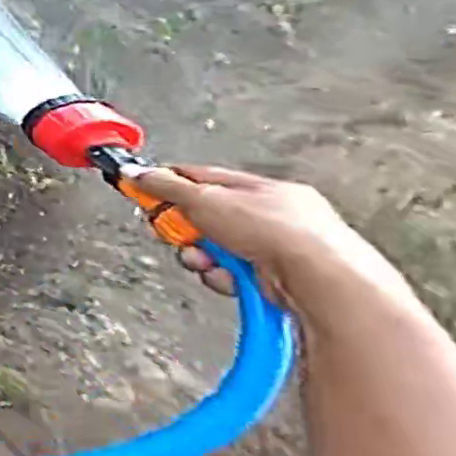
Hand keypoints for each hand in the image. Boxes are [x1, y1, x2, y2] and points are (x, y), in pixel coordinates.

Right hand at [125, 164, 394, 309]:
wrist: (321, 283)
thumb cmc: (278, 232)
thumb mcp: (204, 198)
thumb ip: (164, 185)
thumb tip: (135, 172)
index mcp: (265, 190)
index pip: (202, 179)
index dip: (167, 185)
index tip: (140, 191)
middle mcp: (274, 218)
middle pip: (204, 217)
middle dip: (183, 228)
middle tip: (175, 233)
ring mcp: (276, 250)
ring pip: (213, 248)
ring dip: (199, 255)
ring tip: (207, 261)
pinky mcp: (274, 279)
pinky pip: (229, 272)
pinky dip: (221, 276)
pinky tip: (229, 277)